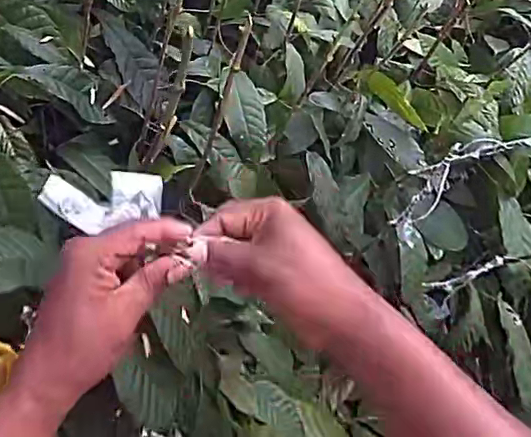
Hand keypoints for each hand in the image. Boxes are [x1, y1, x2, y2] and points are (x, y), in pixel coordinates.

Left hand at [4, 218, 194, 420]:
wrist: (43, 382)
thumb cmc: (83, 349)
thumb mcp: (125, 313)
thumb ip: (154, 279)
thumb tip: (182, 260)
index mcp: (91, 250)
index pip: (137, 229)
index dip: (167, 230)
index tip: (193, 234)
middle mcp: (83, 246)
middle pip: (130, 236)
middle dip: (159, 244)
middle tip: (188, 252)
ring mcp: (78, 259)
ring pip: (122, 249)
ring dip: (146, 258)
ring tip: (173, 266)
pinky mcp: (79, 273)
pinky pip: (112, 261)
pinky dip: (131, 269)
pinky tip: (149, 278)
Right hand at [193, 197, 379, 352]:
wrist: (343, 320)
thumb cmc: (303, 285)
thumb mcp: (257, 267)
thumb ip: (223, 254)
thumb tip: (192, 247)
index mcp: (268, 210)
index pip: (223, 215)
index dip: (204, 237)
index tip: (187, 260)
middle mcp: (271, 222)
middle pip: (229, 231)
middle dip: (216, 252)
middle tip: (207, 275)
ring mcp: (276, 244)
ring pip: (238, 250)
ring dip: (228, 266)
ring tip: (227, 283)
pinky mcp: (279, 267)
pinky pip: (250, 265)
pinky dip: (242, 276)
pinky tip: (243, 289)